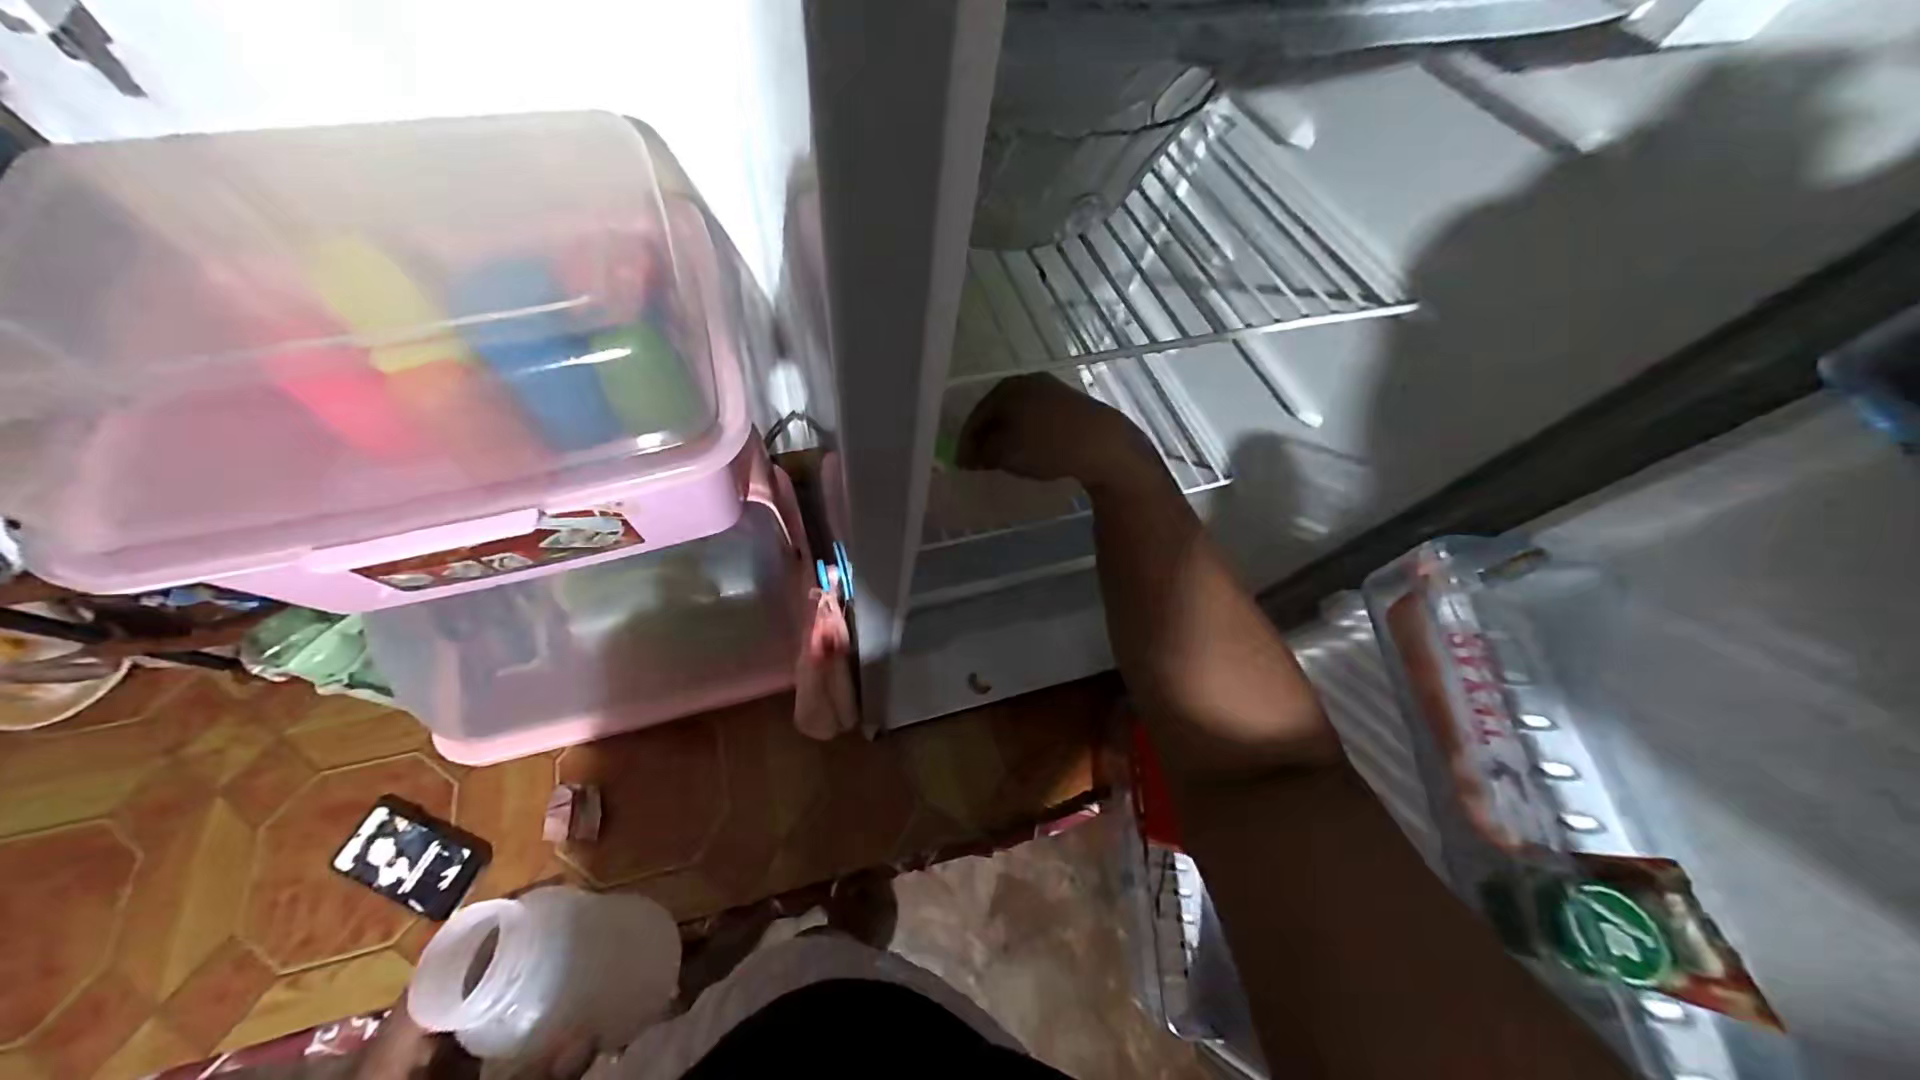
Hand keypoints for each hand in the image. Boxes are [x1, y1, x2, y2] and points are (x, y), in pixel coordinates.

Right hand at [955, 374, 1160, 491]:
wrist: (1103, 445)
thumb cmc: (1047, 445)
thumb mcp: (1005, 453)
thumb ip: (982, 453)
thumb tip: (970, 456)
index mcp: (1007, 387)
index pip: (977, 415)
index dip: (966, 441)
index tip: (962, 464)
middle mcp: (1029, 382)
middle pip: (998, 412)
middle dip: (987, 437)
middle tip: (980, 461)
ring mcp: (1054, 391)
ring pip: (1020, 415)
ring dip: (1009, 436)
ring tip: (1004, 458)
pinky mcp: (1074, 405)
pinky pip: (1040, 420)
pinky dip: (1029, 435)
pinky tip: (1031, 451)